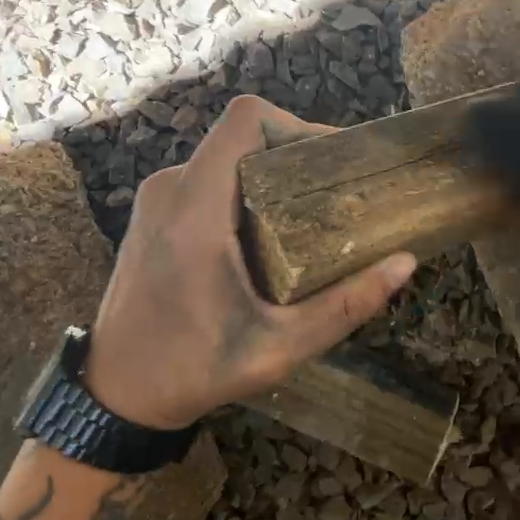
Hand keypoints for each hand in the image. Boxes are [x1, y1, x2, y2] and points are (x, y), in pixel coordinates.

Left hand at [82, 96, 416, 429]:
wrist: (112, 399)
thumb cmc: (193, 370)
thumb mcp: (279, 348)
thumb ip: (346, 305)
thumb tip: (407, 262)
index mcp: (196, 210)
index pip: (245, 120)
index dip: (297, 123)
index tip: (334, 159)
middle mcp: (172, 188)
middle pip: (245, 134)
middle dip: (298, 151)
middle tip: (338, 188)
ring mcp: (158, 198)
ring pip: (230, 154)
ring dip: (274, 170)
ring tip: (312, 211)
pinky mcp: (155, 211)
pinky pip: (212, 174)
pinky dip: (249, 186)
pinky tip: (273, 230)